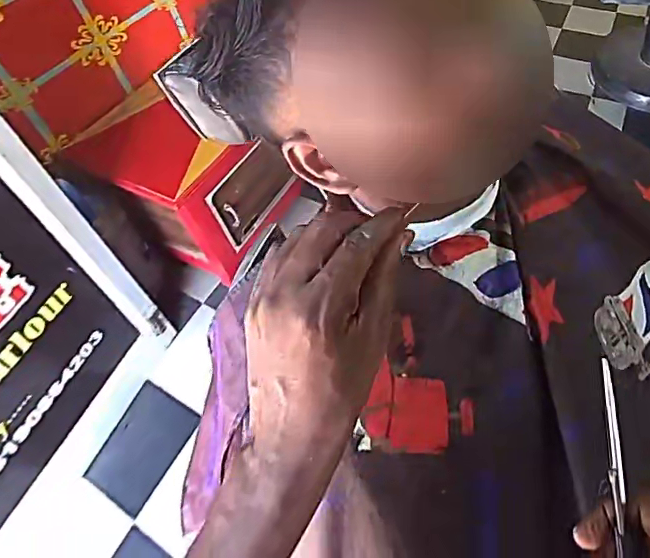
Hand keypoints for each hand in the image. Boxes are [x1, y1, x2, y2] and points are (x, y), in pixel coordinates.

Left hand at [245, 205, 408, 458]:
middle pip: (322, 230)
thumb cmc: (340, 394)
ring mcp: (262, 294)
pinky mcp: (251, 299)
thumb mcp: (372, 339)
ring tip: (352, 239)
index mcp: (319, 308)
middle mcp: (285, 292)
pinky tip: (320, 254)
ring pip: (297, 235)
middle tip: (376, 227)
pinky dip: (302, 245)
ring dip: (327, 229)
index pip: (354, 245)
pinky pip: (278, 254)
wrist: (288, 435)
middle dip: (353, 221)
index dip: (380, 225)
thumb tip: (397, 239)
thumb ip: (383, 281)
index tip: (398, 215)